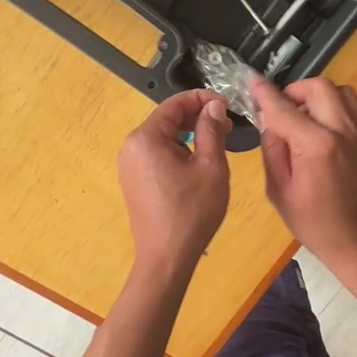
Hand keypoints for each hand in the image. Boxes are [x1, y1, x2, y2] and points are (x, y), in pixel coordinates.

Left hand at [118, 89, 232, 275]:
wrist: (166, 258)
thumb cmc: (192, 211)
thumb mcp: (211, 166)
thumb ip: (212, 130)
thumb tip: (213, 106)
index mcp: (145, 138)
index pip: (175, 104)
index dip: (203, 99)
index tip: (228, 105)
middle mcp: (131, 147)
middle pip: (166, 120)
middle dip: (197, 118)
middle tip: (227, 127)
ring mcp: (129, 166)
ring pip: (163, 138)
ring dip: (189, 136)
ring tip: (216, 147)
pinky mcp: (134, 182)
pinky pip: (157, 156)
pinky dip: (178, 153)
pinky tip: (197, 165)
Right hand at [250, 76, 356, 272]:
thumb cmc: (313, 221)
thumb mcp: (279, 190)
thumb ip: (272, 148)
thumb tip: (269, 118)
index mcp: (316, 146)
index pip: (284, 108)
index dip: (265, 93)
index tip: (252, 81)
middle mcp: (343, 131)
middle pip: (318, 87)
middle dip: (295, 92)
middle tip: (282, 110)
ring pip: (341, 90)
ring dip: (318, 96)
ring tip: (305, 117)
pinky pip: (356, 104)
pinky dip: (339, 105)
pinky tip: (327, 124)